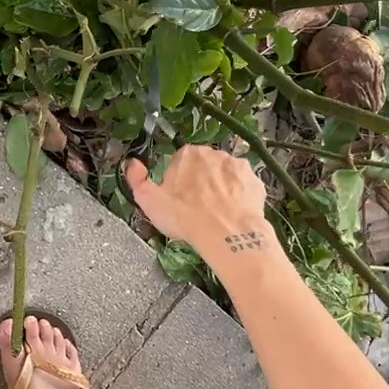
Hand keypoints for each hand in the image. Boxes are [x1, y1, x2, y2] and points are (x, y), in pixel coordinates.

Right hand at [125, 147, 282, 267]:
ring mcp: (237, 167)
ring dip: (221, 187)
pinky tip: (232, 213)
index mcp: (187, 154)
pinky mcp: (255, 182)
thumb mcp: (148, 200)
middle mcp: (213, 154)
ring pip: (225, 175)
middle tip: (196, 206)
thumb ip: (136, 179)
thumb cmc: (185, 217)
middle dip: (200, 180)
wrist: (225, 234)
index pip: (179, 161)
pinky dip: (239, 196)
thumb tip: (132, 164)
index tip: (177, 197)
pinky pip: (244, 186)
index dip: (177, 180)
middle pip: (204, 165)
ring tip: (215, 212)